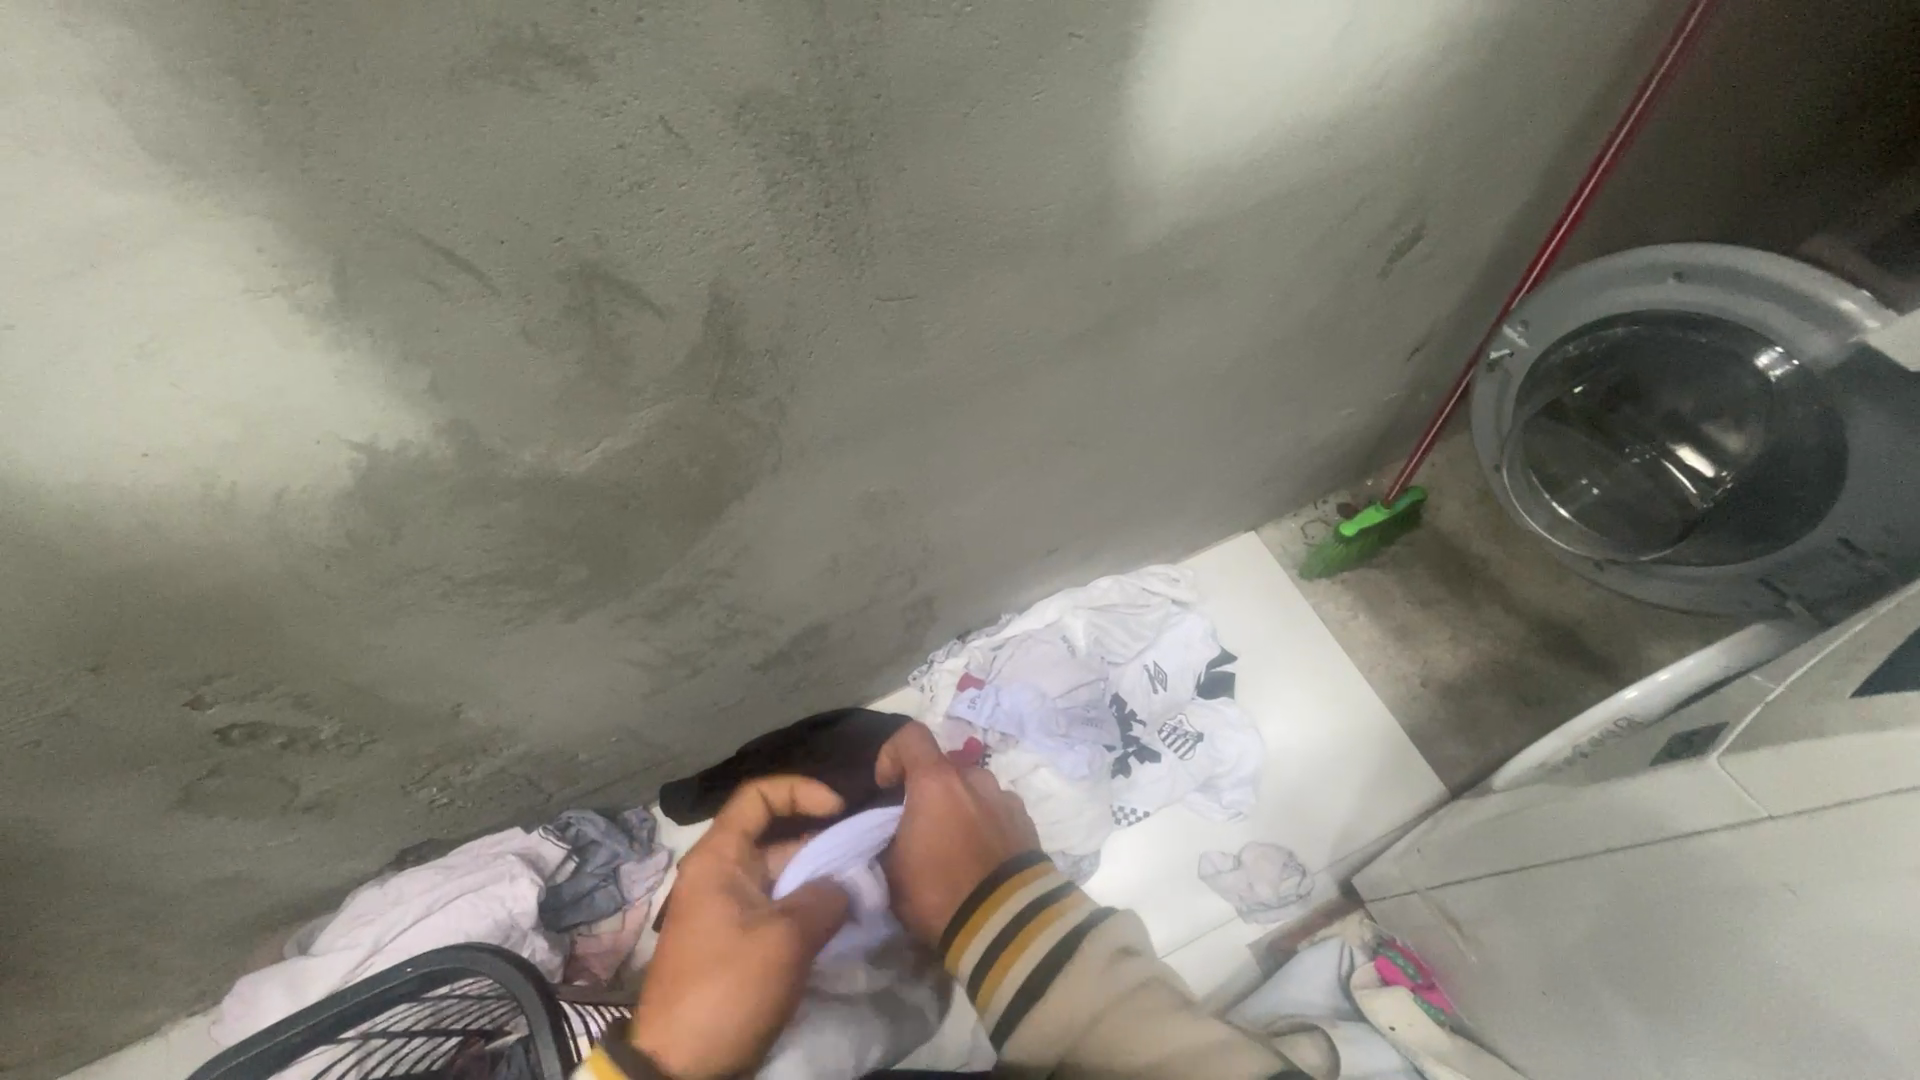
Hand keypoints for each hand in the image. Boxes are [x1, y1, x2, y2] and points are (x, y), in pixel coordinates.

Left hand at [629, 777, 851, 1079]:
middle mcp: (720, 874)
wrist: (678, 1069)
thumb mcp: (786, 939)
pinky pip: (777, 908)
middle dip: (822, 843)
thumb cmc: (727, 988)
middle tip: (865, 858)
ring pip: (781, 876)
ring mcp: (727, 910)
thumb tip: (844, 885)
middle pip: (776, 836)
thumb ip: (825, 897)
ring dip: (819, 880)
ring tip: (862, 889)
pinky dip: (806, 908)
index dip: (801, 790)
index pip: (759, 796)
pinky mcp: (735, 942)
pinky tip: (839, 921)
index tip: (839, 810)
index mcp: (718, 858)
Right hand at [877, 724, 1042, 945]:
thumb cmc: (939, 892)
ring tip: (955, 847)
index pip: (911, 736)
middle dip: (929, 791)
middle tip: (921, 829)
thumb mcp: (891, 871)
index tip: (886, 787)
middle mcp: (975, 778)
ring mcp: (1005, 799)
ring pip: (974, 791)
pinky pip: (997, 811)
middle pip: (945, 769)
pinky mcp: (1027, 823)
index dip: (892, 754)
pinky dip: (986, 824)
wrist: (1006, 925)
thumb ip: (889, 838)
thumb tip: (892, 833)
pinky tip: (982, 859)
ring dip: (960, 807)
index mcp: (936, 781)